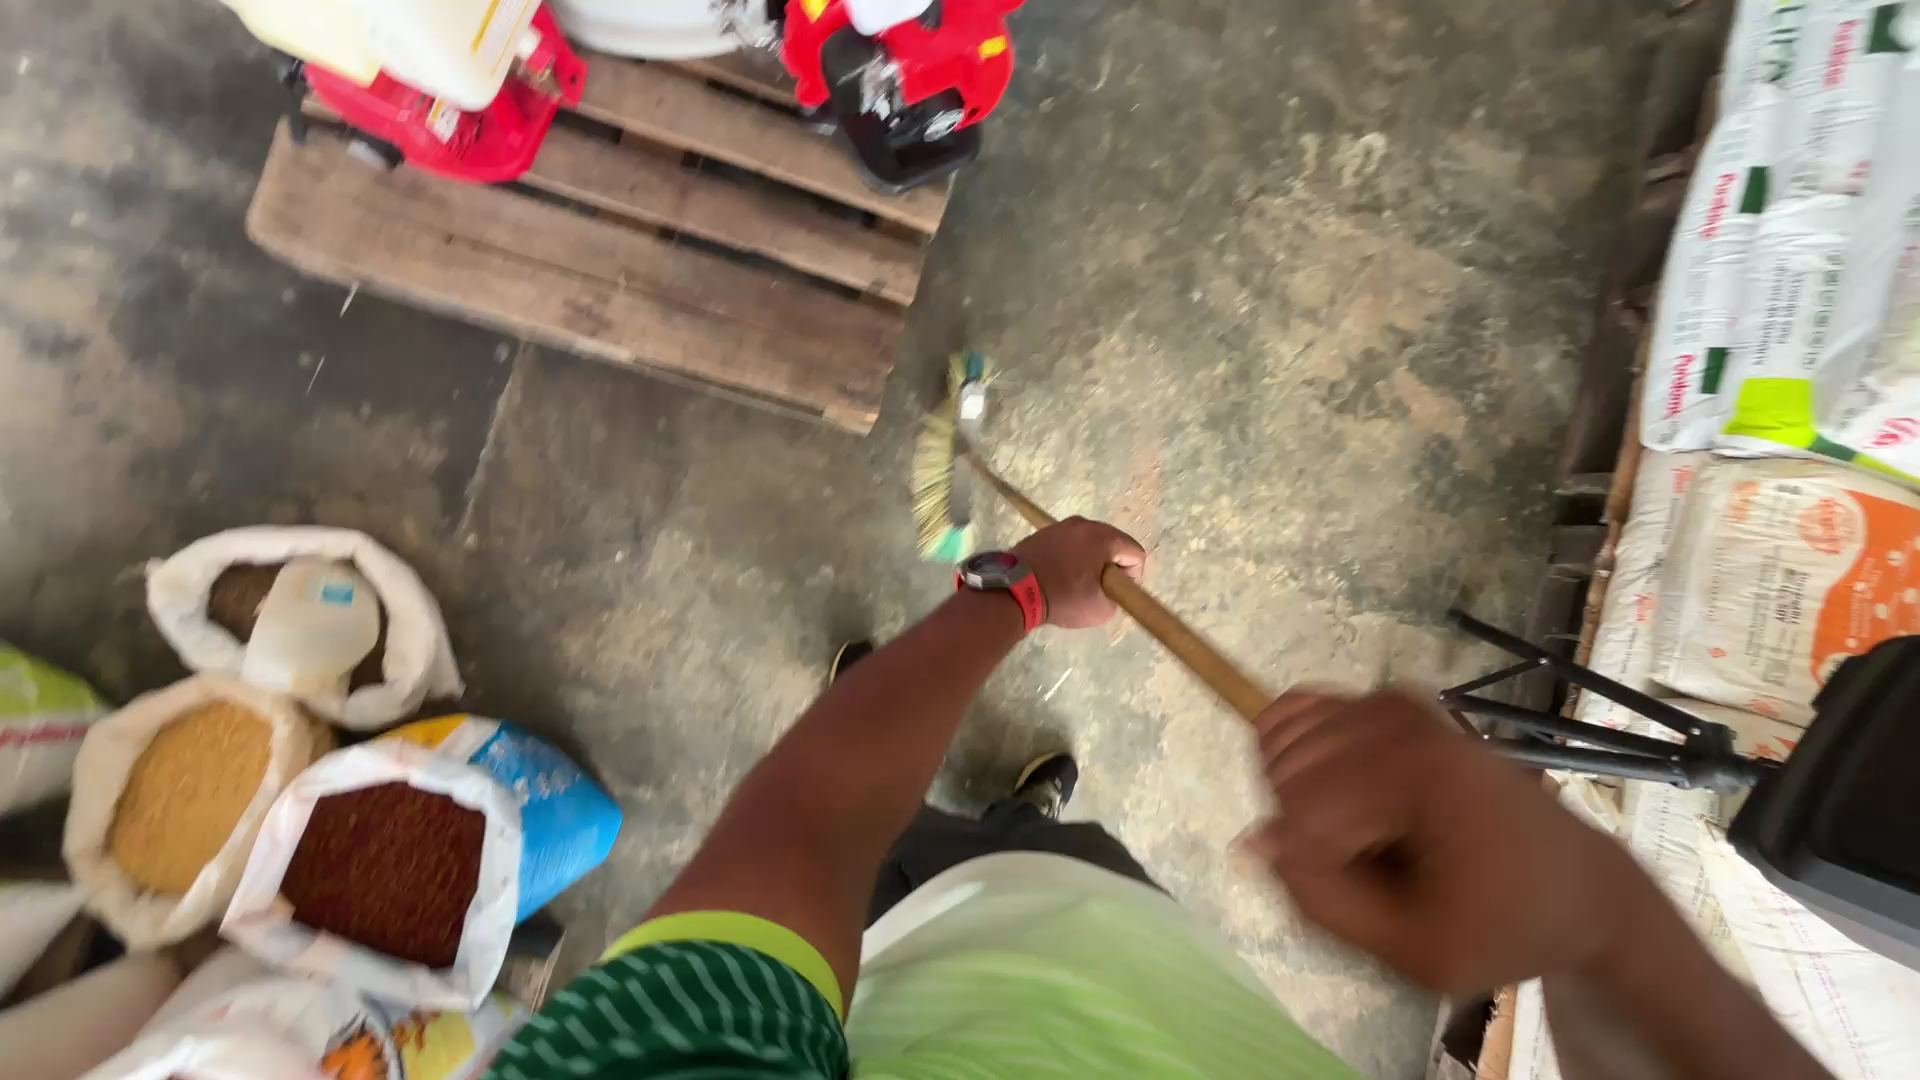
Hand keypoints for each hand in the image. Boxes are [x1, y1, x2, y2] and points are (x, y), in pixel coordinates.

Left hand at [1010, 517, 1146, 628]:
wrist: (1014, 589)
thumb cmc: (1063, 597)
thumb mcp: (1101, 609)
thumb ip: (1116, 598)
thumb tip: (1110, 590)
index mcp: (1104, 537)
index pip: (1135, 552)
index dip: (1133, 575)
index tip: (1118, 592)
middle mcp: (1084, 524)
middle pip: (1113, 543)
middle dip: (1111, 565)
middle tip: (1100, 588)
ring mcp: (1061, 525)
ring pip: (1088, 542)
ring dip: (1090, 560)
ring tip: (1078, 582)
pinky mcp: (1042, 532)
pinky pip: (1068, 543)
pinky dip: (1070, 557)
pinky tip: (1060, 574)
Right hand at [1245, 689, 1652, 993]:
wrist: (1575, 882)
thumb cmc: (1505, 923)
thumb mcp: (1421, 952)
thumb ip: (1325, 901)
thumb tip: (1255, 839)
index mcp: (1420, 771)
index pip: (1300, 810)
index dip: (1319, 866)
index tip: (1378, 894)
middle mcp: (1395, 715)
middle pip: (1283, 770)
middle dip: (1307, 827)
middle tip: (1374, 864)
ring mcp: (1386, 698)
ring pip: (1279, 742)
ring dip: (1300, 795)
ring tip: (1367, 829)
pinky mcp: (1379, 697)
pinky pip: (1292, 713)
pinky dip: (1292, 754)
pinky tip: (1333, 788)